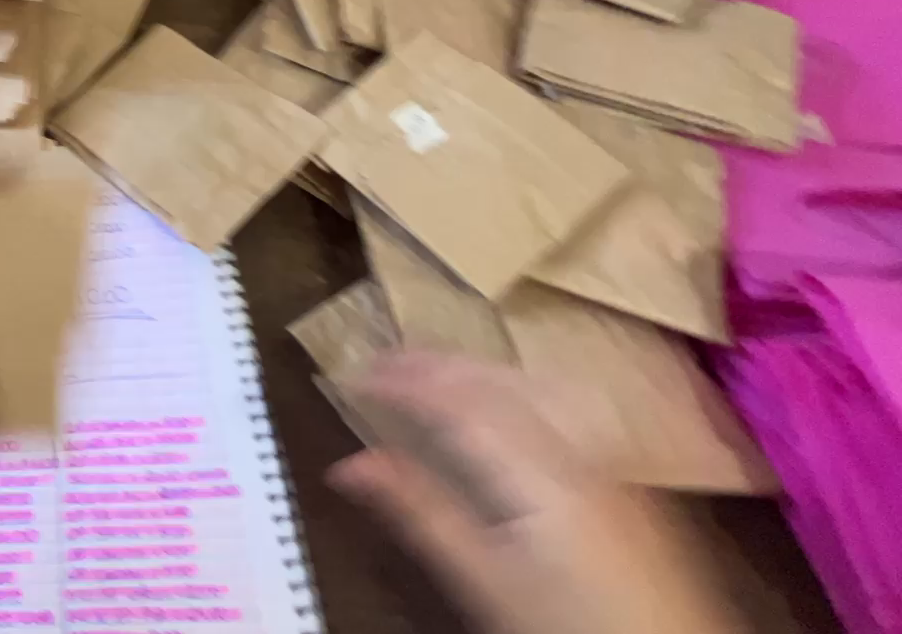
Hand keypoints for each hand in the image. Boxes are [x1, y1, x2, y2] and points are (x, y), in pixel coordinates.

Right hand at [329, 353, 740, 633]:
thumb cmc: (570, 627)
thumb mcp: (484, 579)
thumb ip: (420, 512)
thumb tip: (347, 463)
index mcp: (540, 473)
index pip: (457, 402)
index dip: (402, 382)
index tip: (353, 377)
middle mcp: (576, 452)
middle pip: (496, 381)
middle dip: (431, 363)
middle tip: (378, 361)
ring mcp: (605, 463)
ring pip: (529, 386)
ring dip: (469, 367)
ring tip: (425, 368)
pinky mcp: (620, 481)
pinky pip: (554, 404)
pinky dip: (505, 385)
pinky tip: (494, 399)